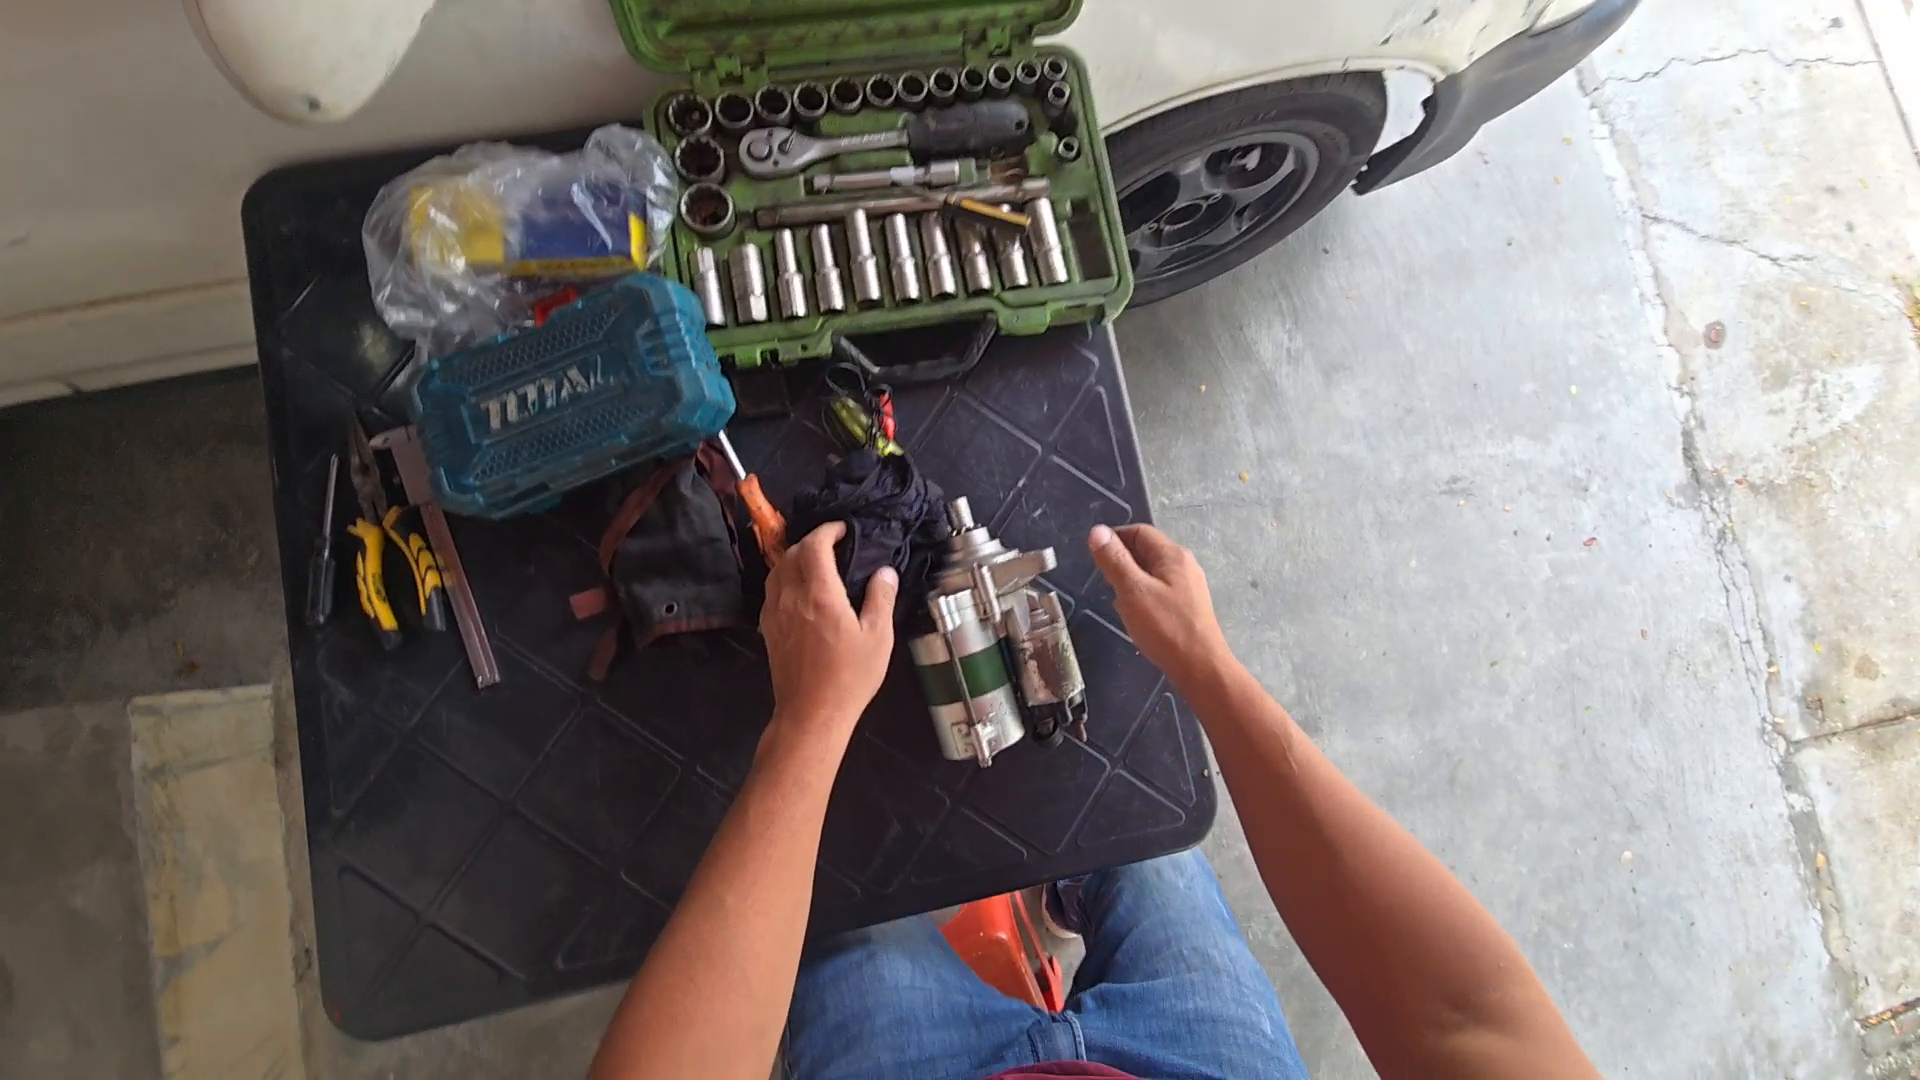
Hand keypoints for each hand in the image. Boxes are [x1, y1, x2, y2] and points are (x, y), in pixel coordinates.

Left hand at [760, 522, 898, 743]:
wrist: (811, 714)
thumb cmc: (849, 677)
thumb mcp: (878, 638)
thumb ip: (881, 599)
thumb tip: (885, 571)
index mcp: (820, 595)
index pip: (815, 546)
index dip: (827, 531)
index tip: (842, 530)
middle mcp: (791, 597)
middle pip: (792, 553)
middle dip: (812, 541)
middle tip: (834, 544)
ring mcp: (775, 613)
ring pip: (777, 569)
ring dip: (795, 557)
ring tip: (816, 561)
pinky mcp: (768, 628)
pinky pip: (771, 589)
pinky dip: (784, 577)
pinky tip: (800, 589)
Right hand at [1089, 524, 1232, 687]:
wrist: (1200, 668)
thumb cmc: (1165, 627)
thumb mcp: (1133, 591)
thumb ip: (1114, 560)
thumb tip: (1097, 531)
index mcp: (1173, 555)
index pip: (1139, 531)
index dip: (1114, 538)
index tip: (1094, 554)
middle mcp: (1184, 565)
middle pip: (1147, 550)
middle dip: (1121, 560)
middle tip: (1103, 579)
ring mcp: (1189, 587)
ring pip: (1152, 572)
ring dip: (1131, 580)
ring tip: (1116, 599)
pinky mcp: (1188, 606)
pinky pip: (1159, 590)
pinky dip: (1142, 595)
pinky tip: (1135, 615)